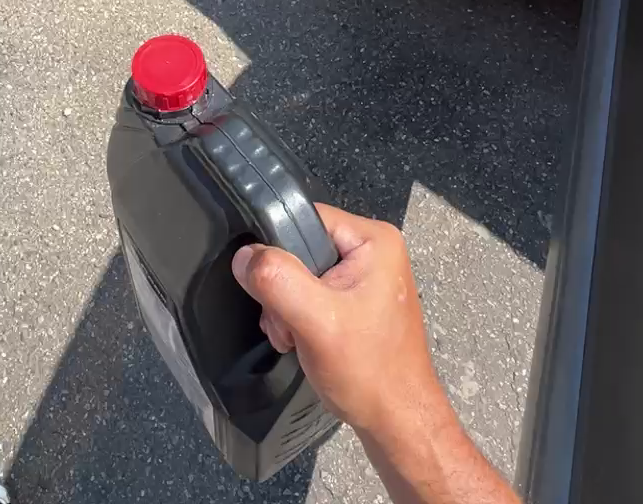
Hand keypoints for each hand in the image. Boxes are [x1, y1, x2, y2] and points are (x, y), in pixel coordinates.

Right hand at [229, 204, 443, 439]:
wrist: (398, 425)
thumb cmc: (371, 373)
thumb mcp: (316, 321)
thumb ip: (277, 280)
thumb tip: (244, 256)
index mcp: (374, 239)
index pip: (306, 218)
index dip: (280, 248)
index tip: (274, 286)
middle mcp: (373, 250)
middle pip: (301, 247)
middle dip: (283, 286)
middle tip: (287, 321)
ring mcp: (367, 276)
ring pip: (302, 271)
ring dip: (288, 305)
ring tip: (295, 336)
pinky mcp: (358, 299)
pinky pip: (313, 291)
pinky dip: (299, 315)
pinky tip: (302, 339)